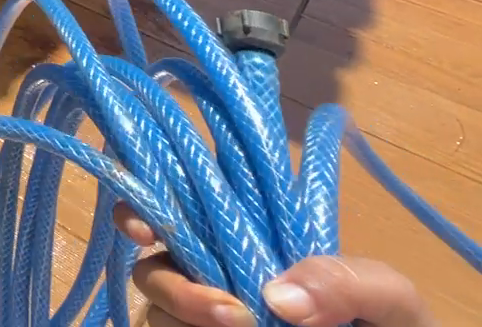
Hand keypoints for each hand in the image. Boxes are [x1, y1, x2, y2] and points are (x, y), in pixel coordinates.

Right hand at [115, 205, 431, 325]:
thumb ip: (346, 282)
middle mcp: (206, 275)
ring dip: (185, 317)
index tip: (142, 231)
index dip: (135, 211)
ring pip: (155, 310)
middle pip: (149, 266)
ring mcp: (204, 317)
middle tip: (231, 314)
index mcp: (233, 243)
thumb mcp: (389, 300)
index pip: (160, 210)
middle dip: (173, 287)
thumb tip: (276, 298)